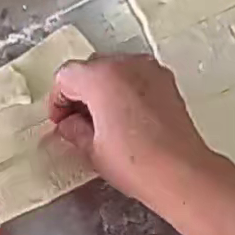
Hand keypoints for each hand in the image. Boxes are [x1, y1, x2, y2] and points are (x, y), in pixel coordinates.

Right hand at [49, 54, 233, 206]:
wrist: (178, 171)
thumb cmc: (134, 162)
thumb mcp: (92, 151)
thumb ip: (74, 131)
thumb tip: (69, 125)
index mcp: (101, 78)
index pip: (66, 76)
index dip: (57, 100)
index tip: (59, 122)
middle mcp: (126, 64)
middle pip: (90, 69)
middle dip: (78, 94)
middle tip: (75, 124)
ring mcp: (149, 69)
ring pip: (113, 71)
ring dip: (100, 93)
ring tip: (100, 125)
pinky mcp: (165, 81)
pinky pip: (134, 79)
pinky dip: (122, 93)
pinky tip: (122, 122)